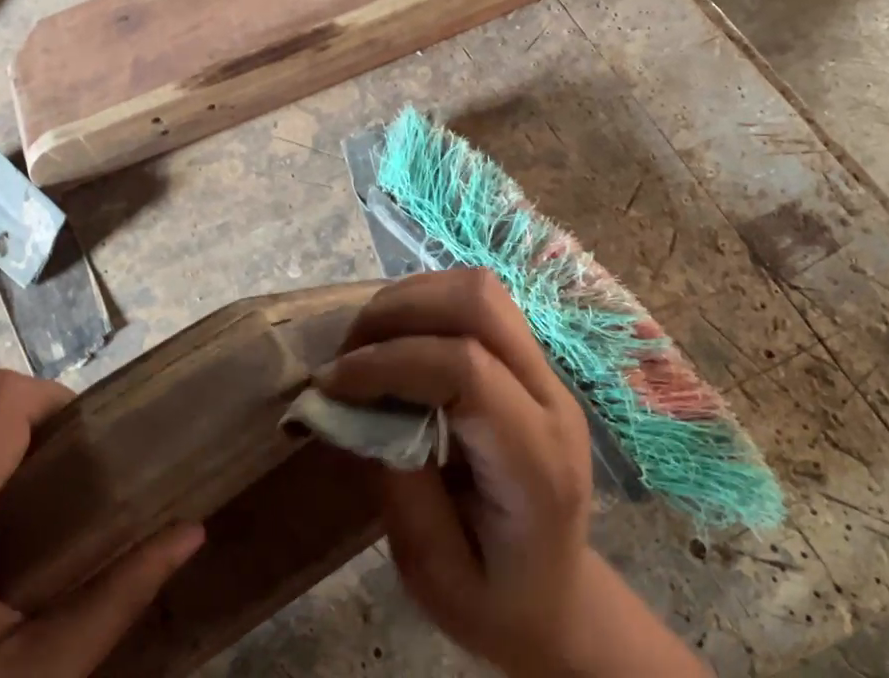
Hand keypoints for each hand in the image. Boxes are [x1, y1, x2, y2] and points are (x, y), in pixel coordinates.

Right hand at [316, 269, 708, 677]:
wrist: (556, 597)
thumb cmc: (495, 600)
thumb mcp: (433, 573)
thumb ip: (400, 486)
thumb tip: (359, 406)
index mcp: (535, 461)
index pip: (468, 369)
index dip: (390, 363)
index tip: (332, 386)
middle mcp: (551, 399)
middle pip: (480, 303)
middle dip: (396, 313)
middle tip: (344, 357)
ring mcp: (547, 373)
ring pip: (480, 289)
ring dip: (409, 301)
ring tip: (364, 347)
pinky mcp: (530, 364)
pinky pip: (479, 305)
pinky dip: (425, 307)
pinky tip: (394, 345)